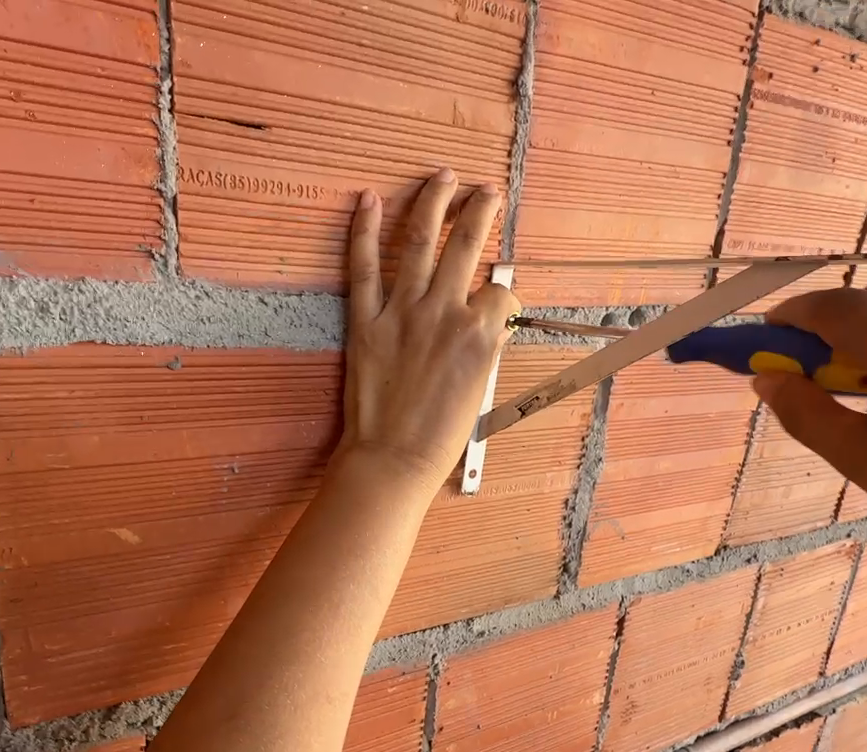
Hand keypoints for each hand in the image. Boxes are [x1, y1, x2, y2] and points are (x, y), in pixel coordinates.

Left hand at [336, 168, 519, 492]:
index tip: (496, 303)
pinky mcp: (366, 320)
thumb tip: (489, 322)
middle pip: (467, 244)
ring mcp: (403, 312)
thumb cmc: (439, 438)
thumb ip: (485, 348)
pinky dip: (364, 229)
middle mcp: (445, 312)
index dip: (503, 296)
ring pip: (420, 240)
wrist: (393, 459)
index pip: (500, 293)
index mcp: (480, 333)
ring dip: (434, 201)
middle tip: (485, 190)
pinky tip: (369, 199)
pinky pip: (364, 265)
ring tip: (442, 176)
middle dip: (479, 210)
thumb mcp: (479, 391)